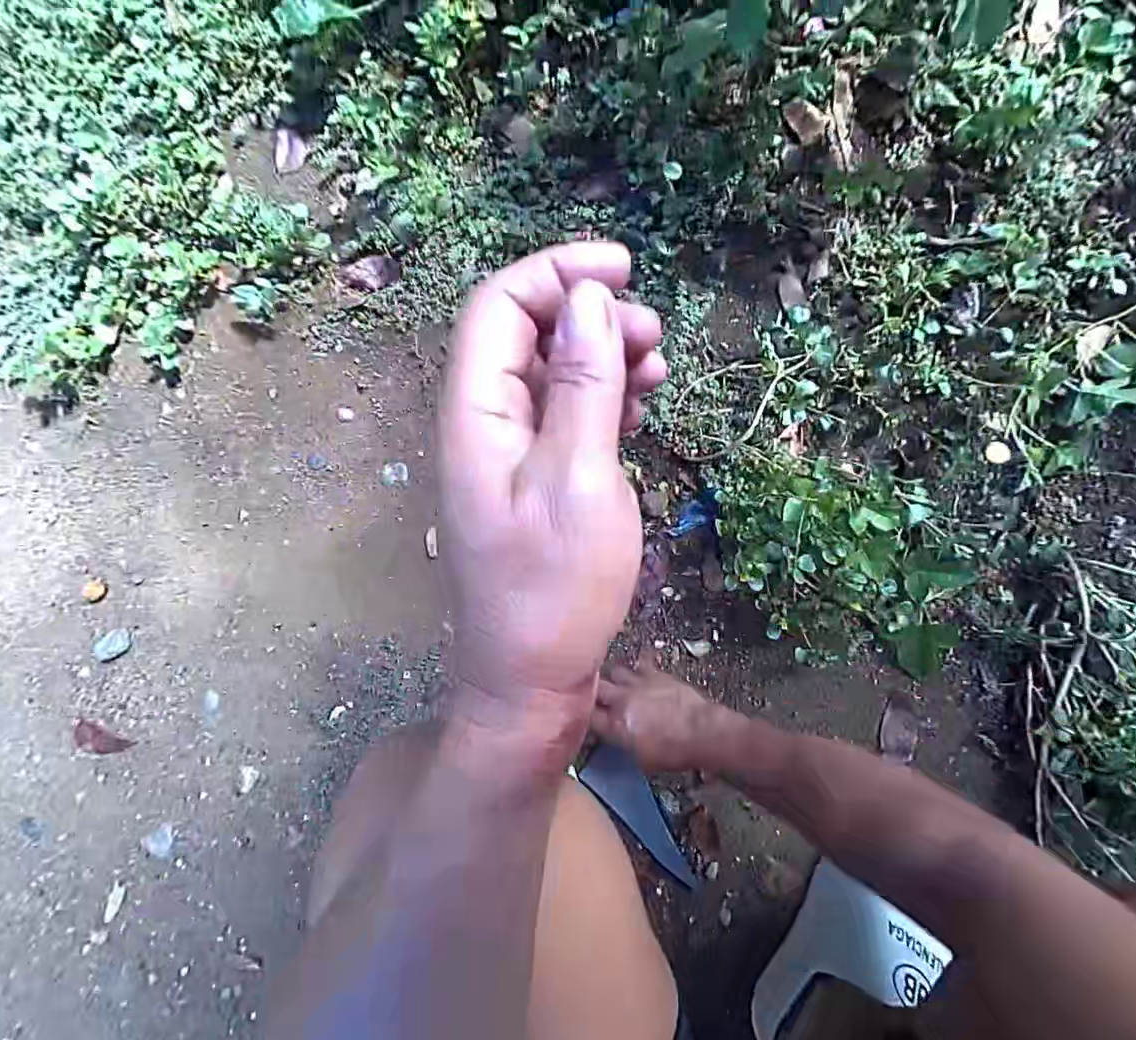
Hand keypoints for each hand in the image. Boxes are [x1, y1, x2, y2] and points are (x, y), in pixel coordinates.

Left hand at [436, 242, 667, 738]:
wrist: (532, 676)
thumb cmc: (556, 586)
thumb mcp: (580, 478)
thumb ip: (583, 387)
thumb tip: (592, 302)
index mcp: (476, 415)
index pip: (500, 308)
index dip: (557, 272)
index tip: (624, 267)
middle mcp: (485, 425)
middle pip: (528, 336)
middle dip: (591, 317)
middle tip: (655, 333)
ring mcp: (511, 455)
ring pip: (553, 377)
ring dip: (604, 357)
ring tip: (658, 365)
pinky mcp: (537, 482)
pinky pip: (566, 418)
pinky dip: (603, 400)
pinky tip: (639, 404)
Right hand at [592, 659, 745, 772]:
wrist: (702, 731)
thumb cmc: (674, 752)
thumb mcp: (641, 758)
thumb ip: (622, 742)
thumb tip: (616, 735)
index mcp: (614, 726)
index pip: (585, 715)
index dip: (579, 713)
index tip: (579, 714)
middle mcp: (621, 700)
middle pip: (594, 688)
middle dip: (591, 690)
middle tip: (592, 694)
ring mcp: (637, 683)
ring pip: (613, 670)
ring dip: (614, 678)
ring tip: (616, 683)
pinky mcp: (655, 673)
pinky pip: (640, 661)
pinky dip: (639, 665)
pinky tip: (641, 668)